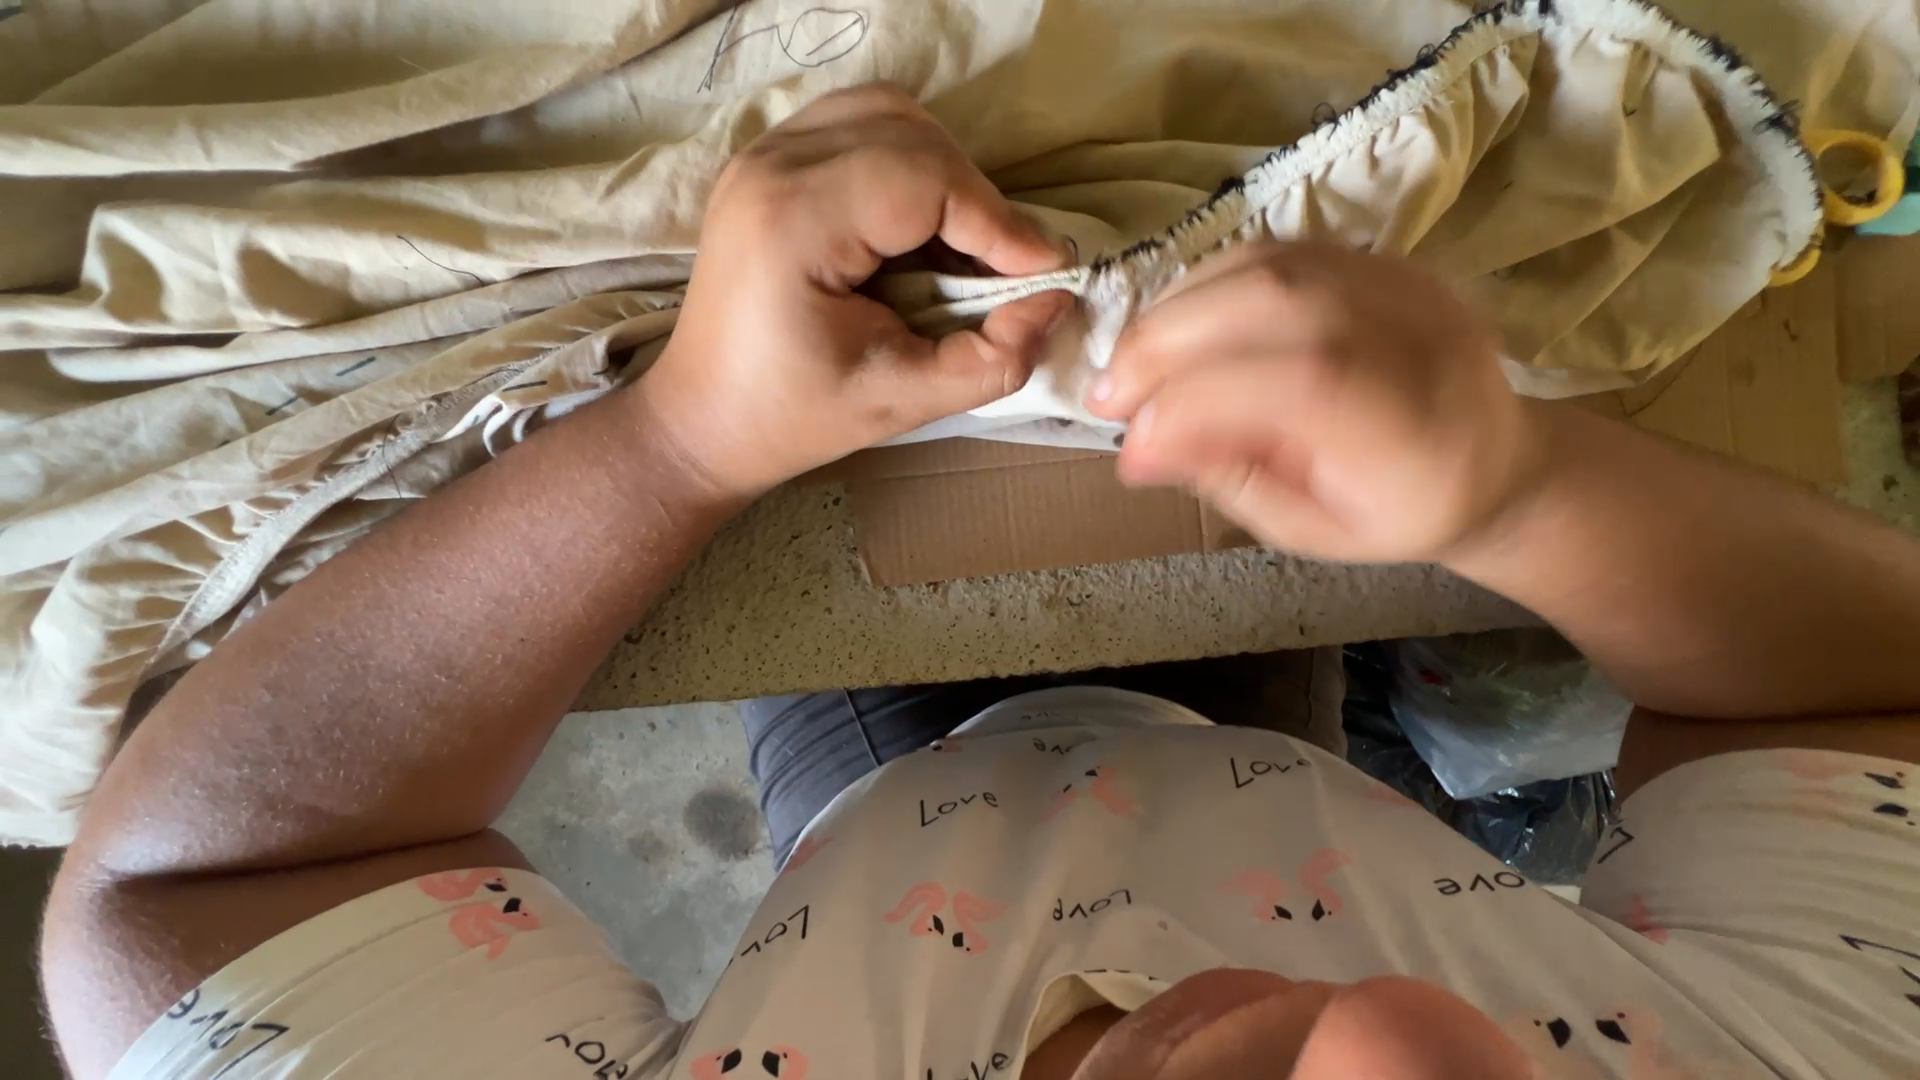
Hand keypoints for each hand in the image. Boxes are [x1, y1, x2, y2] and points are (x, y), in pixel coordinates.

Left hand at [636, 83, 1072, 501]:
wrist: (707, 419)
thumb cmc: (796, 419)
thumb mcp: (903, 403)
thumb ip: (993, 358)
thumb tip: (1055, 299)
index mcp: (793, 222)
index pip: (925, 179)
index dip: (999, 222)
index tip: (1046, 271)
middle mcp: (772, 165)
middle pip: (912, 134)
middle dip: (977, 199)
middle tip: (1006, 266)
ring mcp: (763, 154)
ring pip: (889, 116)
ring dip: (946, 174)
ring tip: (967, 245)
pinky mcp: (768, 163)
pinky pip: (861, 128)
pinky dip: (909, 166)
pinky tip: (920, 226)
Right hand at [1085, 242, 1544, 563]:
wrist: (1489, 458)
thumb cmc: (1394, 512)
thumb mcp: (1309, 528)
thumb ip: (1231, 479)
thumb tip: (1139, 448)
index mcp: (1416, 423)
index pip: (1298, 383)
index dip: (1196, 404)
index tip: (1130, 447)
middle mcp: (1415, 333)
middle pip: (1274, 300)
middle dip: (1163, 344)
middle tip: (1106, 397)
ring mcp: (1399, 281)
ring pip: (1262, 264)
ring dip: (1172, 311)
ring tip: (1129, 366)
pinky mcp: (1375, 257)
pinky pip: (1269, 251)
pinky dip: (1200, 287)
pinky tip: (1171, 329)